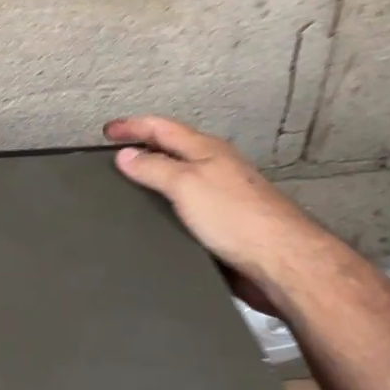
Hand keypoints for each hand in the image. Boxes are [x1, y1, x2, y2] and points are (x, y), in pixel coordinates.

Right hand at [104, 116, 325, 279]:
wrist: (281, 263)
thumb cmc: (238, 218)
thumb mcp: (187, 184)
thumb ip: (154, 168)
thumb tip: (126, 156)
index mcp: (207, 151)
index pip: (162, 128)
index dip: (133, 126)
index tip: (108, 131)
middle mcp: (216, 169)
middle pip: (174, 150)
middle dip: (145, 147)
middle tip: (118, 152)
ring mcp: (222, 197)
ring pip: (182, 178)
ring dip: (157, 176)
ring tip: (132, 184)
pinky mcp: (225, 226)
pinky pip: (188, 207)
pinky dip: (169, 205)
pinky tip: (159, 220)